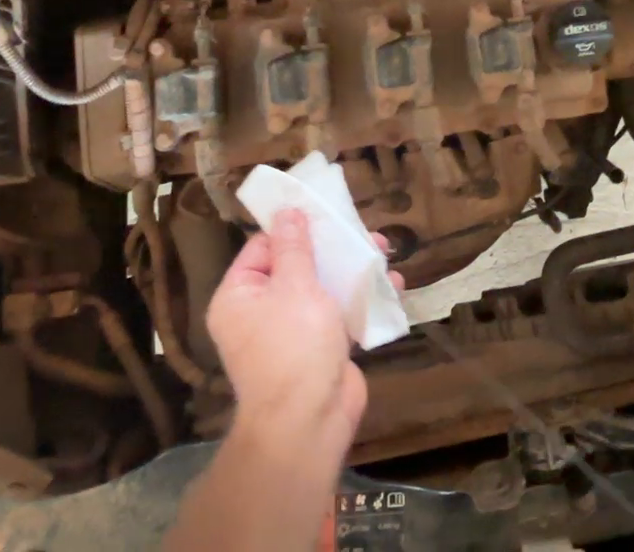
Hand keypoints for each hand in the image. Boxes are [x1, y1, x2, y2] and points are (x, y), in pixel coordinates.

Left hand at [204, 210, 402, 449]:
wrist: (308, 421)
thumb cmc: (294, 345)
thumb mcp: (294, 286)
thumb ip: (294, 247)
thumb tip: (287, 212)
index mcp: (240, 295)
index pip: (262, 247)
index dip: (294, 230)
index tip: (326, 215)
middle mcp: (261, 311)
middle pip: (298, 266)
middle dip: (334, 250)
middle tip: (367, 234)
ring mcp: (292, 332)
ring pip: (324, 289)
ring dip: (355, 272)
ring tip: (387, 254)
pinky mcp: (320, 348)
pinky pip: (340, 314)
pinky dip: (362, 301)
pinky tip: (392, 288)